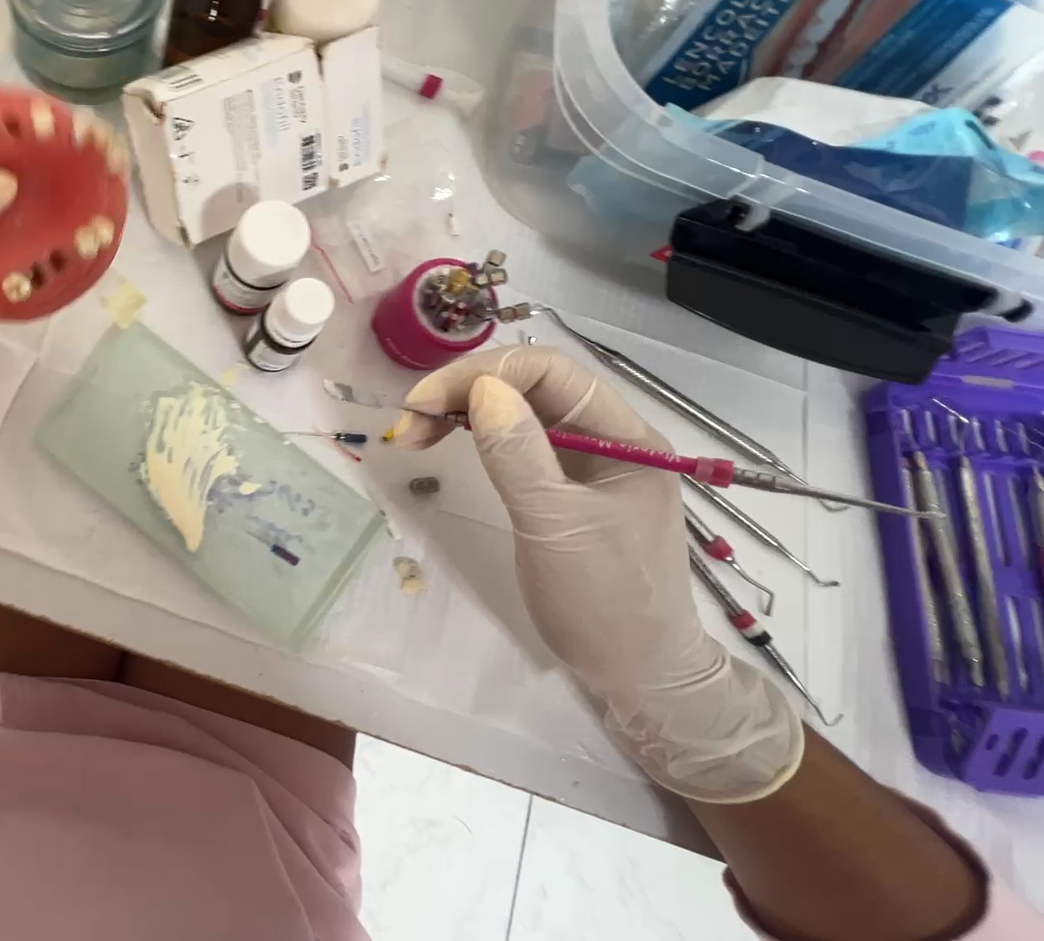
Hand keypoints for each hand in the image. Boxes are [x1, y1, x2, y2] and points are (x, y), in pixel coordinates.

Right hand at [390, 346, 802, 803]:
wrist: (634, 671)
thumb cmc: (603, 601)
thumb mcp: (555, 526)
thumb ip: (518, 454)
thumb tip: (480, 389)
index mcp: (624, 436)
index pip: (550, 371)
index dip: (482, 373)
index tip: (423, 404)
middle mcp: (605, 436)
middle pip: (528, 384)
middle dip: (463, 391)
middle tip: (408, 422)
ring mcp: (581, 460)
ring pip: (515, 410)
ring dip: (460, 411)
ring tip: (413, 433)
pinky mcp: (558, 484)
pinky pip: (512, 441)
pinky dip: (472, 435)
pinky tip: (441, 441)